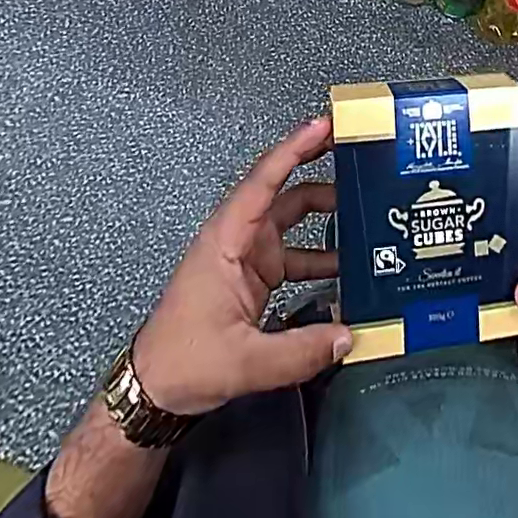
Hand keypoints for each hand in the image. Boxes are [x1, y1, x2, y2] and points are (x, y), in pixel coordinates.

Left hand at [131, 117, 351, 415]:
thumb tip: (349, 335)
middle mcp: (239, 238)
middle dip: (317, 163)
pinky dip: (324, 252)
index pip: (264, 181)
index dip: (294, 149)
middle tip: (354, 149)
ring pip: (293, 217)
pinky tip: (350, 265)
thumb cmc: (182, 363)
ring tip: (364, 204)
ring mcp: (249, 255)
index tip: (323, 126)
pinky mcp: (257, 274)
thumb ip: (300, 351)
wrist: (153, 391)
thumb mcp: (243, 361)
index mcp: (227, 241)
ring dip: (326, 208)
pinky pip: (299, 250)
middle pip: (283, 188)